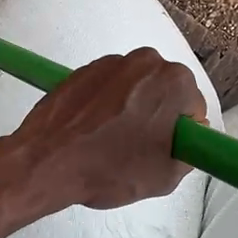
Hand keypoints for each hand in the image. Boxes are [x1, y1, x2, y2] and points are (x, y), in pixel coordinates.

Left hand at [0, 48, 207, 212]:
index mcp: (175, 81)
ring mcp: (110, 63)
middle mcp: (145, 61)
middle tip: (136, 150)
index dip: (181, 134)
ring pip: (133, 90)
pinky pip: (104, 89)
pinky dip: (102, 106)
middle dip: (155, 117)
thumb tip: (188, 144)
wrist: (45, 162)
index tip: (164, 150)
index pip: (192, 109)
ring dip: (128, 110)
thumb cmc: (107, 169)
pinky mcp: (81, 71)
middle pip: (163, 93)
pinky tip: (90, 132)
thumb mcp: (165, 176)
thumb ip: (189, 155)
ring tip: (108, 143)